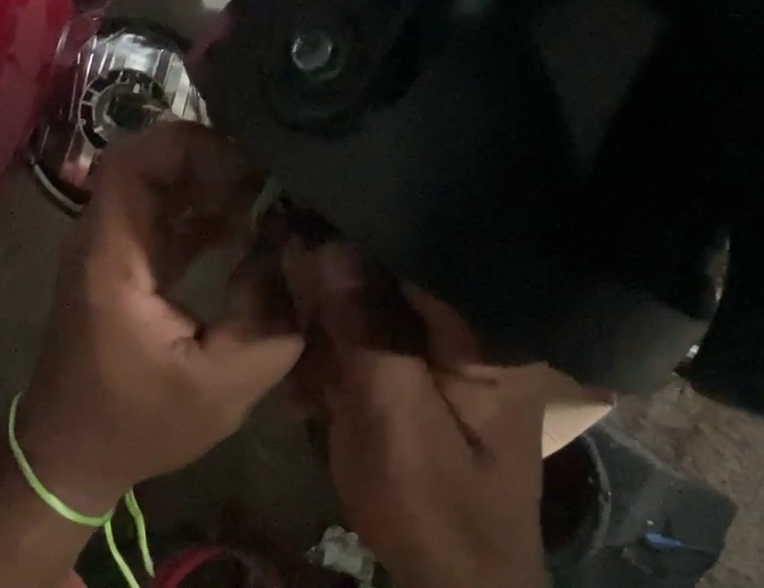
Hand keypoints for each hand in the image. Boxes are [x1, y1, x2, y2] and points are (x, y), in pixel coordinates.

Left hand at [14, 122, 304, 513]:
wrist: (72, 451)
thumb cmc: (136, 422)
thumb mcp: (220, 387)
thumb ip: (266, 320)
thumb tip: (290, 253)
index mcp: (111, 254)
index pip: (131, 160)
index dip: (189, 146)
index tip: (248, 168)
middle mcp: (103, 237)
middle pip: (146, 162)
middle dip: (209, 159)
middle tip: (268, 180)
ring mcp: (110, 248)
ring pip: (155, 185)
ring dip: (208, 184)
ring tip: (267, 200)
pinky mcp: (124, 264)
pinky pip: (162, 216)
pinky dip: (202, 212)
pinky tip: (248, 228)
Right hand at [284, 241, 549, 587]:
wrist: (453, 585)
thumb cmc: (436, 508)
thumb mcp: (395, 420)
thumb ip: (365, 329)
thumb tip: (327, 242)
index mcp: (486, 329)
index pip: (419, 245)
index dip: (355, 225)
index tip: (297, 212)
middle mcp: (467, 325)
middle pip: (388, 266)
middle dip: (327, 267)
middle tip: (276, 263)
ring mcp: (437, 347)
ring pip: (366, 295)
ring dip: (318, 307)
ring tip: (282, 320)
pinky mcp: (410, 368)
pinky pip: (360, 330)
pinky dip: (324, 341)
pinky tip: (301, 370)